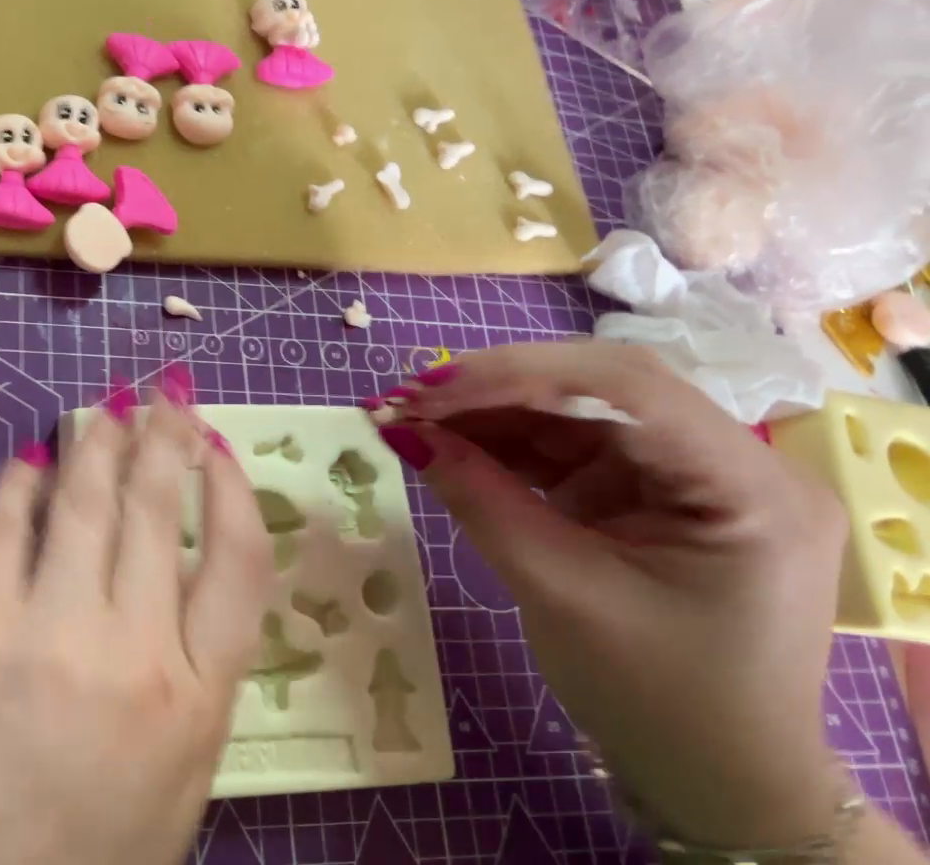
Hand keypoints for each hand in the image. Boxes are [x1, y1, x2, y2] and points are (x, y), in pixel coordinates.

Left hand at [0, 375, 274, 864]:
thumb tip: (171, 597)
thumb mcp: (167, 791)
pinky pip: (1, 533)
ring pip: (83, 508)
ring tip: (105, 407)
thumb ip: (181, 694)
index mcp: (199, 704)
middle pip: (156, 516)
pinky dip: (16, 488)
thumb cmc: (72, 859)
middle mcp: (135, 653)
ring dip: (95, 446)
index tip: (220, 450)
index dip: (233, 494)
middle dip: (162, 440)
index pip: (239, 565)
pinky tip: (25, 462)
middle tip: (163, 393)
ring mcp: (50, 634)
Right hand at [378, 342, 846, 848]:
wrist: (711, 776)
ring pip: (574, 413)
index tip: (425, 389)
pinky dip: (503, 445)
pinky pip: (568, 448)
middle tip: (402, 401)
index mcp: (748, 487)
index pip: (626, 388)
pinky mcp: (650, 493)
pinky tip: (447, 443)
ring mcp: (689, 475)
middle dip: (493, 389)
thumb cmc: (654, 697)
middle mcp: (730, 461)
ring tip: (409, 419)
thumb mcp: (558, 591)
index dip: (517, 374)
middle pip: (599, 390)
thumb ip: (481, 499)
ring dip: (488, 413)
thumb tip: (402, 432)